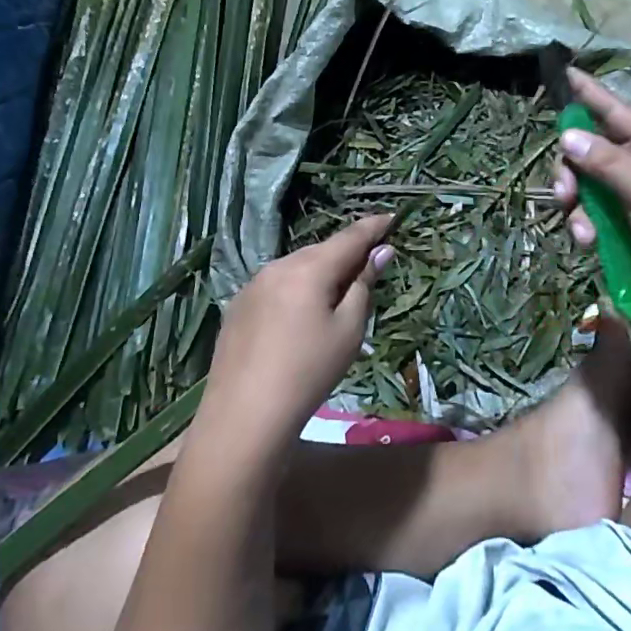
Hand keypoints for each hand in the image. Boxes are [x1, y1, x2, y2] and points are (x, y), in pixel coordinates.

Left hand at [196, 215, 393, 461]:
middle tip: (369, 265)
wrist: (246, 412)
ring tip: (335, 296)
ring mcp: (252, 285)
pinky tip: (299, 318)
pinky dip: (295, 290)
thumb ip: (363, 286)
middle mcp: (277, 266)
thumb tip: (379, 252)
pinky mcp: (238, 306)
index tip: (392, 218)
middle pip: (320, 251)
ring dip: (319, 273)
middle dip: (345, 254)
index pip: (349, 237)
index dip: (373, 227)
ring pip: (296, 268)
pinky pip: (276, 286)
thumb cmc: (309, 371)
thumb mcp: (348, 331)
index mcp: (308, 268)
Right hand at [551, 68, 630, 301]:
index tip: (566, 73)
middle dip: (569, 172)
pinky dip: (581, 225)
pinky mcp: (615, 221)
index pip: (615, 112)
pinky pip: (584, 212)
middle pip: (585, 152)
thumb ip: (608, 164)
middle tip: (564, 194)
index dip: (590, 94)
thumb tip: (566, 136)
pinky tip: (588, 242)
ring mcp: (624, 194)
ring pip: (580, 184)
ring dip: (574, 205)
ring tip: (582, 231)